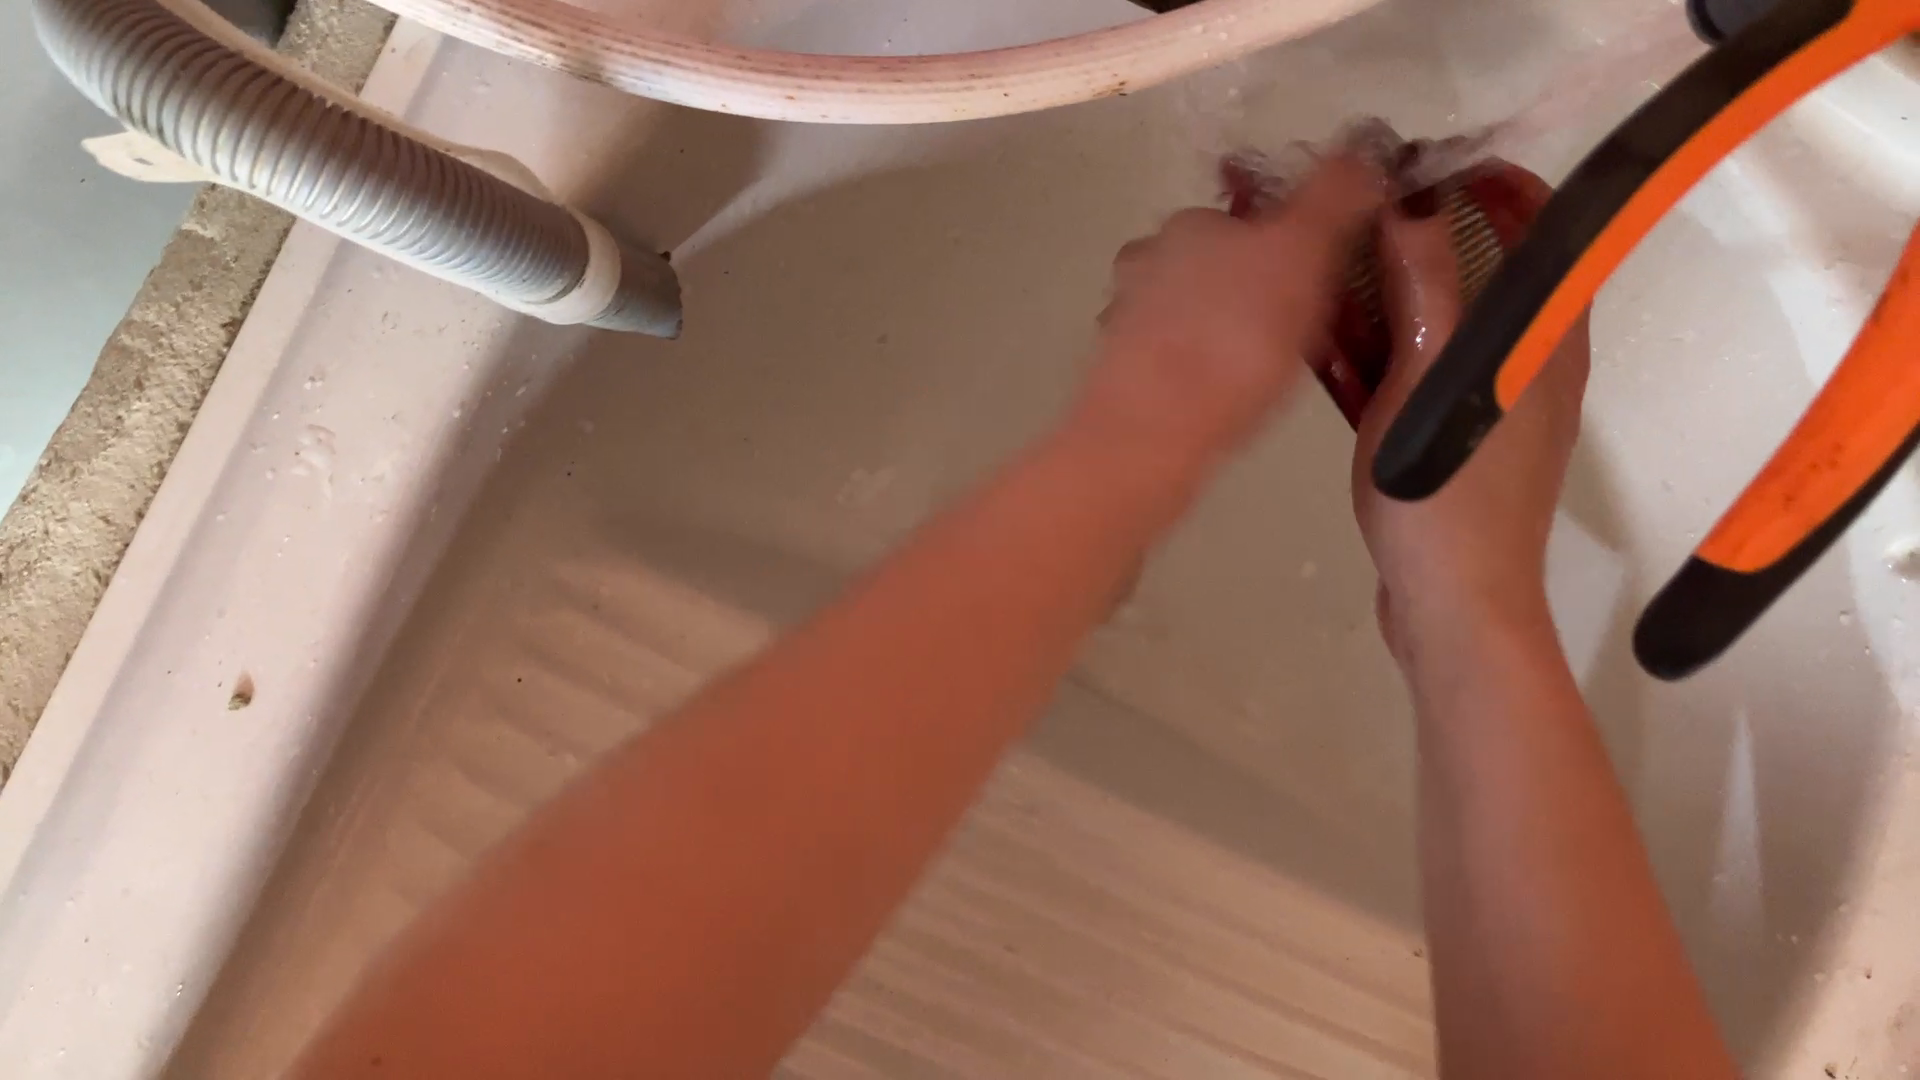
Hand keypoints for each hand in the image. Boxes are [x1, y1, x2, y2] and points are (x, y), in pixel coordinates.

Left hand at [1071, 156, 1385, 471]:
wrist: (1153, 426)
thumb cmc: (1235, 337)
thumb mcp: (1302, 253)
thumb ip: (1333, 197)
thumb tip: (1361, 154)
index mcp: (1189, 224)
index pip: (1248, 221)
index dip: (1286, 251)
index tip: (1308, 289)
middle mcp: (1145, 261)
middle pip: (1210, 266)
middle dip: (1244, 291)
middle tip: (1282, 334)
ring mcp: (1122, 317)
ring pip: (1185, 313)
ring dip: (1213, 331)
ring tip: (1247, 371)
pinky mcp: (1114, 369)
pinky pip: (1167, 358)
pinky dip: (1188, 368)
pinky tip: (1209, 396)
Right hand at [1351, 171, 1590, 664]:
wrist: (1448, 602)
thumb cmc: (1441, 493)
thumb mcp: (1428, 383)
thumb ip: (1428, 292)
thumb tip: (1410, 207)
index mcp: (1543, 334)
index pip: (1530, 222)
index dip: (1474, 185)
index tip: (1399, 179)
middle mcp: (1524, 357)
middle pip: (1475, 271)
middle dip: (1413, 242)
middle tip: (1341, 235)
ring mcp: (1484, 399)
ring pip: (1438, 323)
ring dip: (1386, 300)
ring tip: (1322, 289)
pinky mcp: (1447, 435)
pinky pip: (1415, 370)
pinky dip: (1380, 353)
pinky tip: (1332, 360)